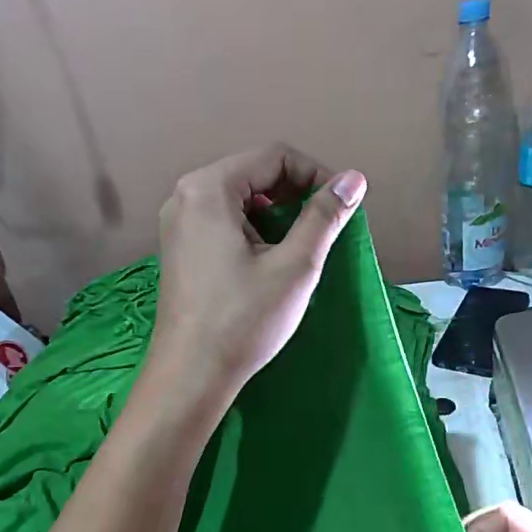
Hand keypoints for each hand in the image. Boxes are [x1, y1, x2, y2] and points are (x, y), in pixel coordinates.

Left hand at [149, 145, 366, 404]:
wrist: (191, 375)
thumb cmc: (244, 320)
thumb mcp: (294, 266)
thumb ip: (324, 217)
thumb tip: (353, 179)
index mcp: (208, 188)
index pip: (274, 156)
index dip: (315, 175)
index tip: (342, 207)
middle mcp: (185, 196)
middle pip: (254, 173)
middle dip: (295, 195)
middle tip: (324, 230)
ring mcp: (178, 224)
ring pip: (240, 199)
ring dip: (276, 215)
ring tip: (299, 250)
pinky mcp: (179, 249)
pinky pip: (223, 222)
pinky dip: (254, 231)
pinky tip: (269, 263)